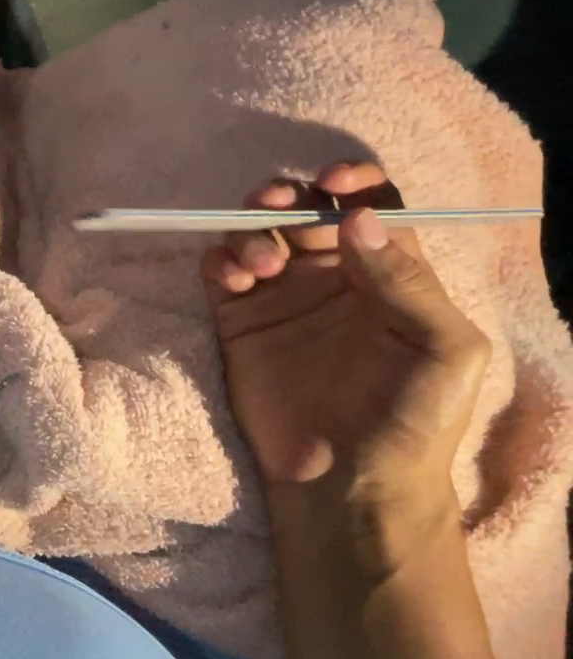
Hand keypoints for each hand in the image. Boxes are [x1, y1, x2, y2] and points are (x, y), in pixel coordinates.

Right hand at [203, 163, 491, 492]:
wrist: (344, 476)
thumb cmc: (410, 417)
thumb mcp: (440, 349)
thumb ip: (406, 283)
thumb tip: (356, 219)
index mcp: (391, 274)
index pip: (372, 208)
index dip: (353, 183)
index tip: (332, 183)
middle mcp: (331, 275)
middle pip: (302, 211)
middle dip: (284, 197)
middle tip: (270, 206)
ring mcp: (279, 296)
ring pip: (254, 234)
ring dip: (249, 233)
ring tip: (258, 268)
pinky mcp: (235, 318)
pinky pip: (218, 271)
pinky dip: (217, 262)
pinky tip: (231, 280)